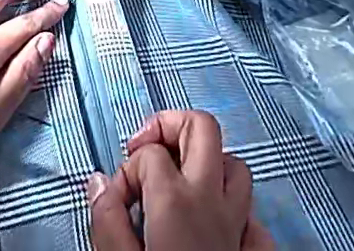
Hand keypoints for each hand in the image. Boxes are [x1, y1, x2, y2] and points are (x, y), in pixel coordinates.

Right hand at [88, 110, 275, 250]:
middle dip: (169, 126)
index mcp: (176, 199)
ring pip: (234, 165)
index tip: (115, 202)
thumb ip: (107, 218)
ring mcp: (240, 227)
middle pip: (202, 127)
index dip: (125, 170)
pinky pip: (254, 215)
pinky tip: (211, 226)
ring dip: (205, 163)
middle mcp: (212, 201)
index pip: (146, 153)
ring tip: (176, 182)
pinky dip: (233, 210)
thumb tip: (99, 181)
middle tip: (145, 152)